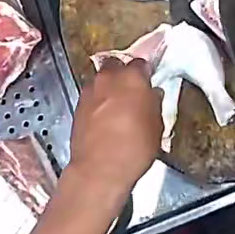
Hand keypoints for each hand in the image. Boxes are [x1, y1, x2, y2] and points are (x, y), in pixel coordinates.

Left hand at [63, 59, 160, 205]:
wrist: (100, 169)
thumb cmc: (134, 148)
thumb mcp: (156, 127)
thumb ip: (154, 105)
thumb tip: (152, 96)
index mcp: (132, 78)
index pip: (141, 64)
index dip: (146, 73)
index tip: (149, 82)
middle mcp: (108, 78)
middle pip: (116, 66)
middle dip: (124, 75)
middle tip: (133, 91)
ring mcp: (90, 91)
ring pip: (101, 80)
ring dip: (109, 88)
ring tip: (118, 107)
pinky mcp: (78, 106)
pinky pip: (91, 96)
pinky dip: (98, 102)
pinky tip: (105, 118)